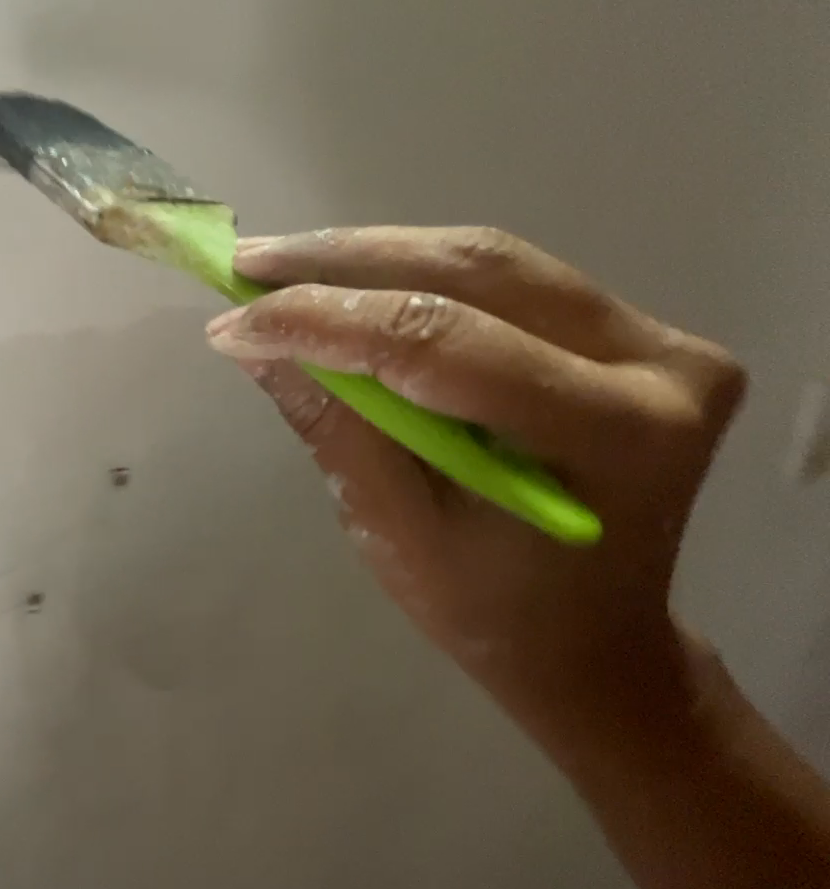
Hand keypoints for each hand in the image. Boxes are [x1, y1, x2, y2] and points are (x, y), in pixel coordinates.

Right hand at [207, 227, 745, 739]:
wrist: (589, 633)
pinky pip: (505, 280)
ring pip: (489, 260)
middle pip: (476, 271)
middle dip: (343, 261)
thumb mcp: (391, 527)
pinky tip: (343, 279)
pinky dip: (409, 274)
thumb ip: (333, 425)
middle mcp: (657, 362)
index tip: (231, 325)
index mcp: (609, 433)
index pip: (438, 342)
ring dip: (370, 255)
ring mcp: (656, 336)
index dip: (322, 321)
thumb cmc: (484, 605)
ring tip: (277, 263)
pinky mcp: (631, 330)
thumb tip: (252, 344)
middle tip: (246, 264)